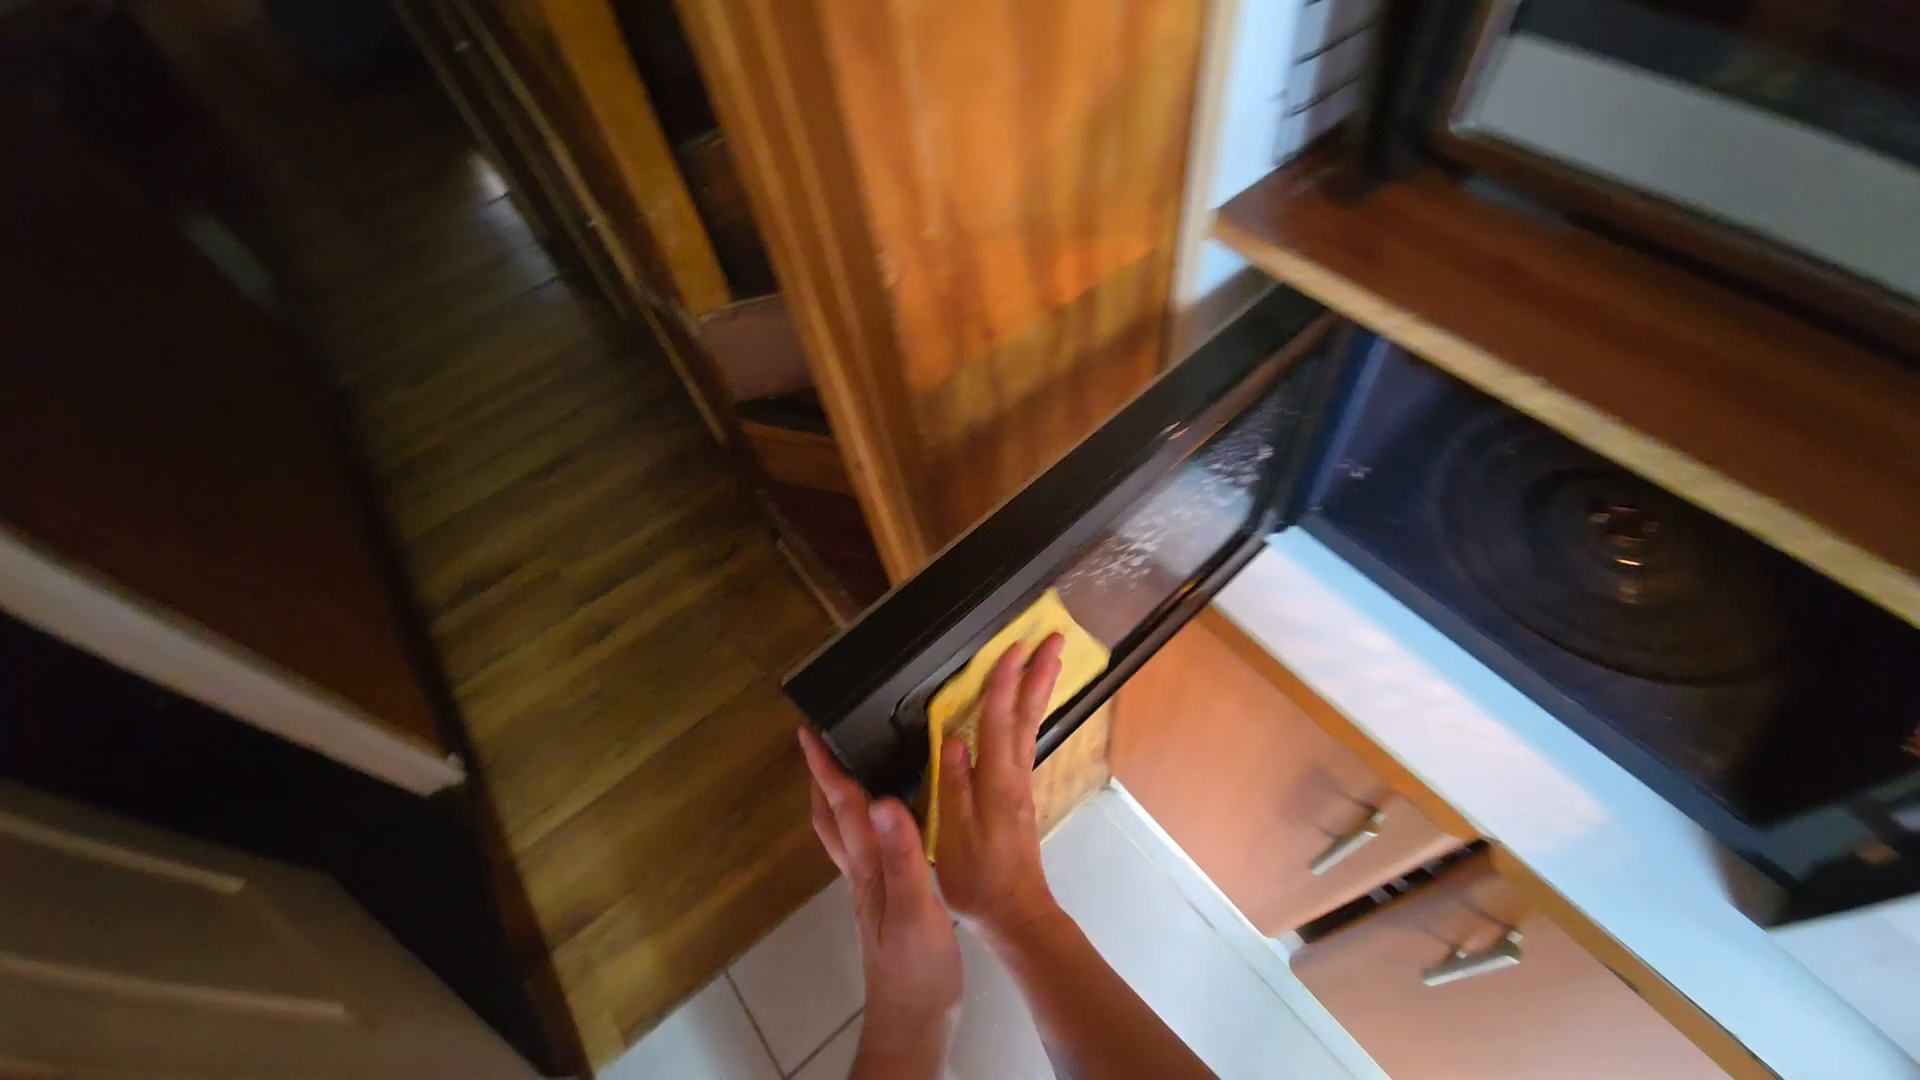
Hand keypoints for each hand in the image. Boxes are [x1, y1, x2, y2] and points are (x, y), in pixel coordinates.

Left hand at [798, 726, 960, 1073]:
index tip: (807, 731)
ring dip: (839, 797)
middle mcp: (861, 870)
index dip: (824, 767)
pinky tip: (887, 818)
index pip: (841, 805)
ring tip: (847, 768)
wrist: (915, 1019)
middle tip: (821, 743)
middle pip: (831, 817)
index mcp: (866, 865)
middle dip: (822, 778)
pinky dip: (867, 819)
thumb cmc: (915, 968)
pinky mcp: (886, 897)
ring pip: (846, 831)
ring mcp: (870, 886)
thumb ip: (902, 856)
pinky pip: (868, 845)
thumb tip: (882, 802)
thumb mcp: (915, 910)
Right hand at [933, 634, 1066, 941]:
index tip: (1012, 647)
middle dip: (1038, 674)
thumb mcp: (955, 837)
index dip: (1003, 683)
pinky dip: (1026, 715)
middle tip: (1054, 639)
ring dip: (1038, 690)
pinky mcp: (1019, 794)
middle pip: (1025, 714)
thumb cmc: (979, 879)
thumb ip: (954, 787)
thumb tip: (953, 739)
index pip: (998, 721)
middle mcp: (1014, 774)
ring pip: (1029, 725)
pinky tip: (1024, 711)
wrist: (1016, 914)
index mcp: (996, 781)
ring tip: (1048, 661)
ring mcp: (1020, 783)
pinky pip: (1024, 741)